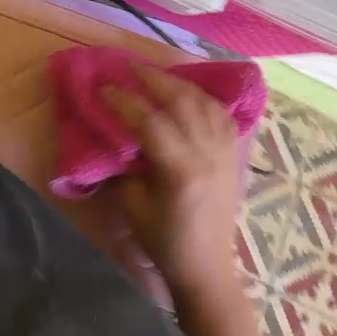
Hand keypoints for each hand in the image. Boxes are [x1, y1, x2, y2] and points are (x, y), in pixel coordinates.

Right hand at [106, 64, 242, 292]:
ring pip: (204, 102)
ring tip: (155, 73)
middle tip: (129, 66)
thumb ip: (125, 166)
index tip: (102, 87)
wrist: (206, 269)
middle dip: (153, 78)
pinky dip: (203, 97)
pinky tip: (188, 92)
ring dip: (178, 82)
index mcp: (180, 169)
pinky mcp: (234, 156)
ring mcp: (225, 153)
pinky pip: (221, 114)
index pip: (149, 120)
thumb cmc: (164, 242)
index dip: (124, 100)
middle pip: (181, 100)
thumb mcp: (132, 206)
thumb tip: (116, 138)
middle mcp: (207, 154)